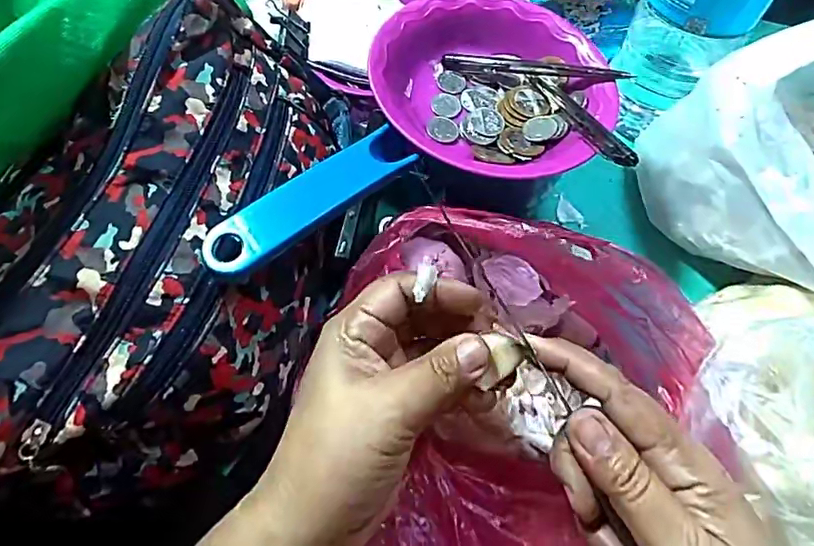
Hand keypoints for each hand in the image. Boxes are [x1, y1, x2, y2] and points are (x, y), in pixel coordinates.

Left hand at [212, 272, 496, 545]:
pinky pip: (435, 384)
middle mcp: (370, 346)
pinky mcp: (400, 411)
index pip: (400, 290)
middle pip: (420, 318)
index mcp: (355, 330)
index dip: (440, 291)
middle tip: (502, 340)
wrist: (312, 524)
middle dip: (459, 324)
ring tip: (501, 367)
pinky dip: (460, 385)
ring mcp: (385, 379)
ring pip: (431, 351)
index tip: (483, 306)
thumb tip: (489, 346)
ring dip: (464, 356)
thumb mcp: (390, 408)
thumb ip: (440, 374)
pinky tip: (486, 394)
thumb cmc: (339, 453)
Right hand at [536, 339, 769, 545]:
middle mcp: (661, 458)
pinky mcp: (636, 509)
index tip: (525, 344)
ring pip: (585, 461)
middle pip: (591, 423)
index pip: (616, 389)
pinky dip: (594, 522)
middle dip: (574, 458)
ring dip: (583, 496)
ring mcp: (647, 484)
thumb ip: (632, 482)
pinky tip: (614, 545)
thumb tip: (580, 415)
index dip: (570, 360)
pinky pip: (593, 496)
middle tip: (584, 508)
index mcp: (681, 454)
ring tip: (606, 538)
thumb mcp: (683, 543)